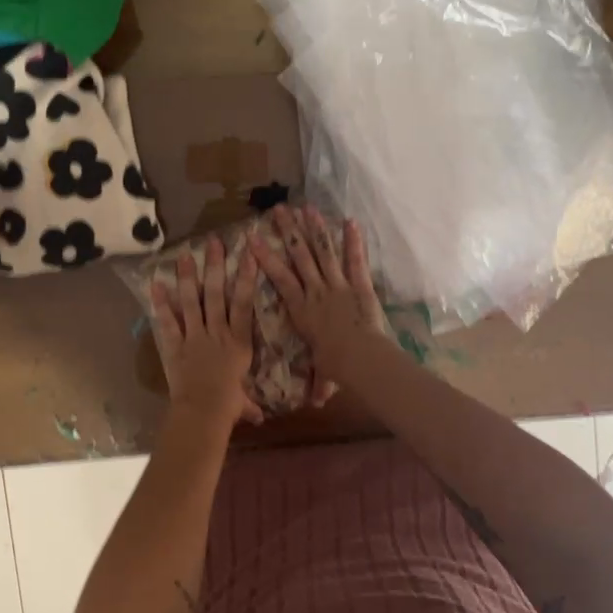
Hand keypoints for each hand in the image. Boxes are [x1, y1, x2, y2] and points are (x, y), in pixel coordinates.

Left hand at [149, 237, 263, 429]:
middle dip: (215, 266)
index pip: (245, 302)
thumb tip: (259, 419)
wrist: (203, 410)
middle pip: (216, 293)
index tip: (248, 254)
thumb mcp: (242, 402)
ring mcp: (195, 336)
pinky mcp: (175, 345)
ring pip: (191, 301)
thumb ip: (248, 404)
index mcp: (239, 341)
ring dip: (187, 277)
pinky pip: (168, 321)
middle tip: (213, 243)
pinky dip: (161, 303)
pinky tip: (156, 284)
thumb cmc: (228, 405)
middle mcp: (218, 332)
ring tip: (184, 255)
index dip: (246, 277)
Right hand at [250, 205, 386, 376]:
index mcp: (301, 309)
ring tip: (307, 208)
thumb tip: (314, 404)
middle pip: (299, 256)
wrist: (359, 357)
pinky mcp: (359, 285)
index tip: (253, 239)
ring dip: (315, 229)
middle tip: (278, 210)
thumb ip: (318, 384)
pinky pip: (354, 260)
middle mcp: (315, 291)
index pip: (279, 278)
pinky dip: (353, 241)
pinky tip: (349, 222)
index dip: (266, 258)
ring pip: (323, 252)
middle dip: (288, 232)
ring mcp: (337, 285)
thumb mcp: (323, 375)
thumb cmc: (335, 365)